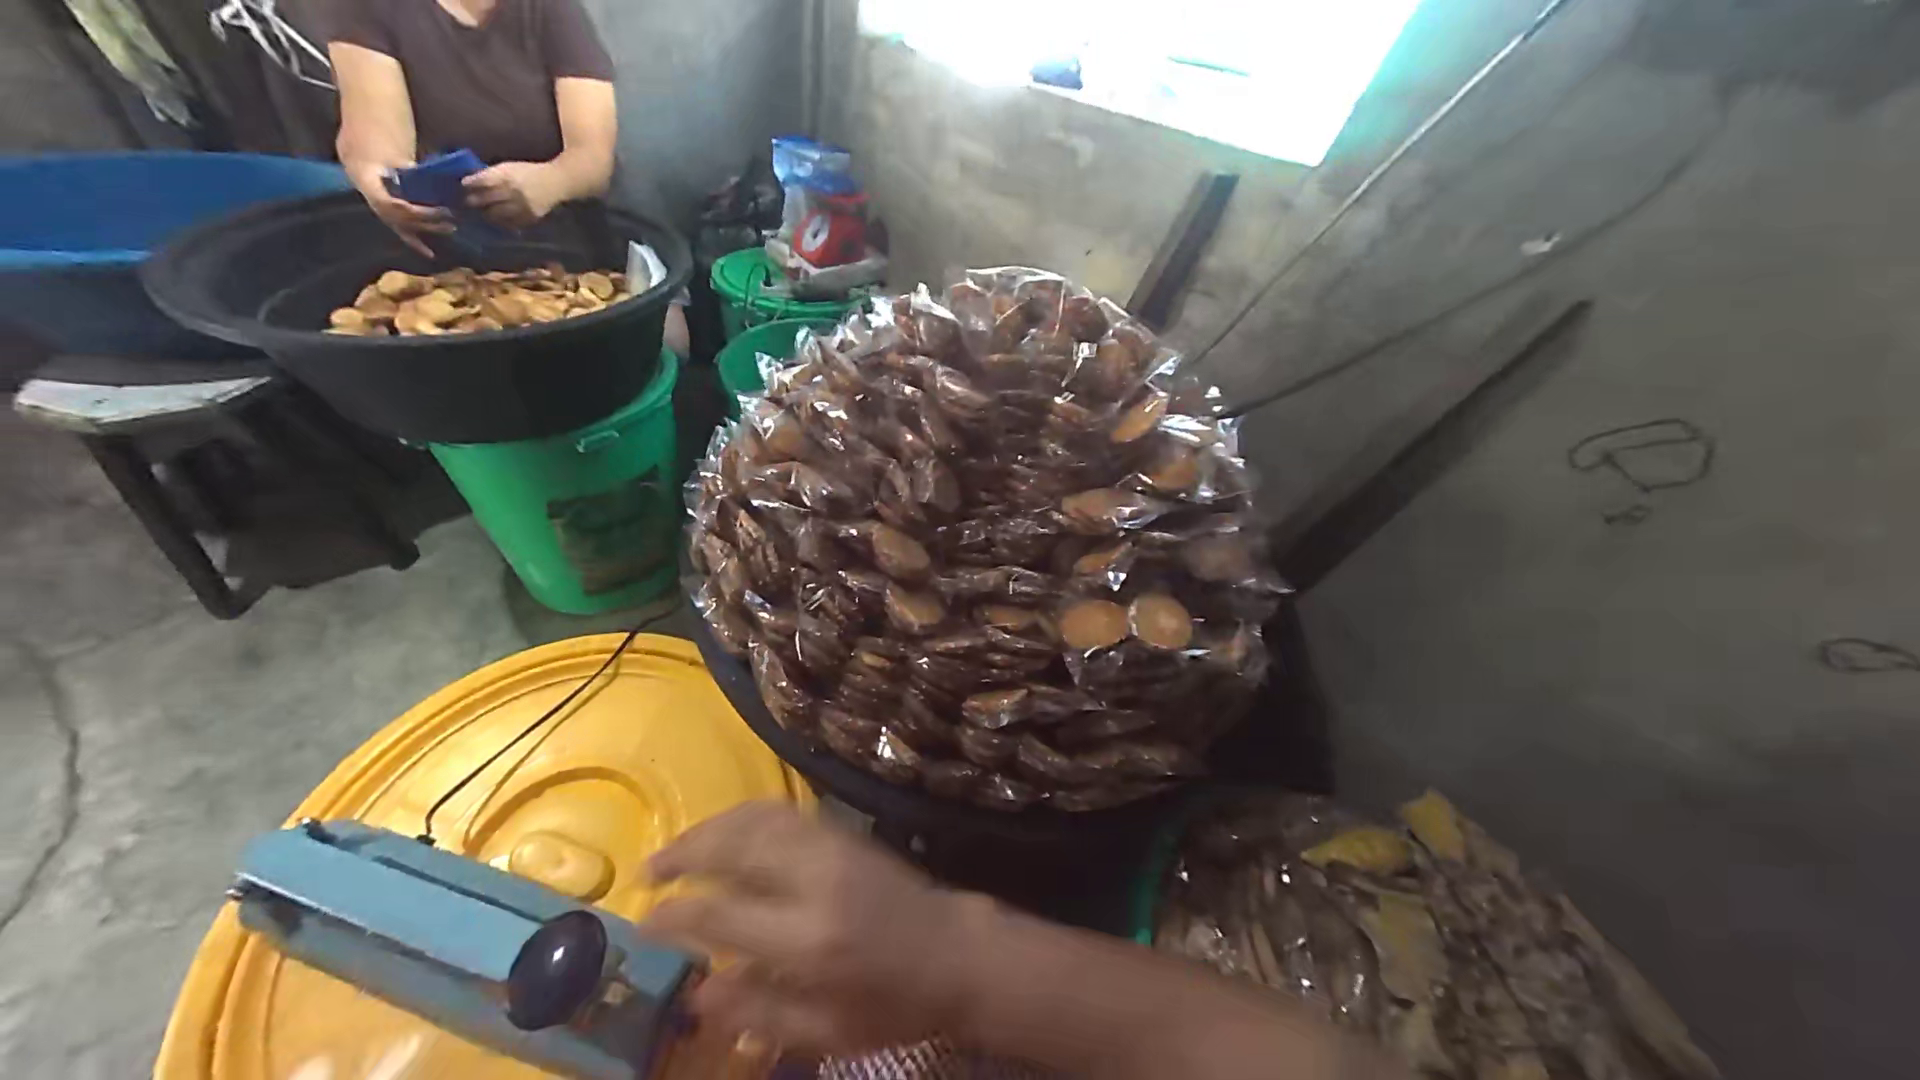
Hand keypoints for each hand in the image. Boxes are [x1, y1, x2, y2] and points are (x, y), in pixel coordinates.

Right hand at [348, 161, 451, 257]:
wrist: (364, 164)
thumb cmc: (380, 157)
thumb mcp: (391, 157)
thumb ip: (407, 168)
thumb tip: (430, 176)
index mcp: (368, 184)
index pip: (389, 202)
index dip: (410, 209)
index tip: (432, 209)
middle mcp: (374, 203)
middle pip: (401, 216)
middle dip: (426, 218)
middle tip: (449, 215)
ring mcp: (382, 214)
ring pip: (405, 227)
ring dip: (429, 229)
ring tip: (451, 228)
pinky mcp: (391, 221)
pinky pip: (404, 235)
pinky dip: (418, 245)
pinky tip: (431, 255)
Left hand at [464, 161, 564, 228]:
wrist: (555, 183)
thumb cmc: (530, 172)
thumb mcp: (510, 168)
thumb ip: (494, 174)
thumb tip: (473, 181)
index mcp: (506, 175)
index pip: (483, 180)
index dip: (471, 183)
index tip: (463, 185)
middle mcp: (513, 191)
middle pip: (487, 199)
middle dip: (475, 201)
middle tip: (467, 202)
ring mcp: (522, 206)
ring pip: (498, 213)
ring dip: (488, 214)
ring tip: (483, 213)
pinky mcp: (531, 216)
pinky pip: (513, 222)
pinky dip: (504, 222)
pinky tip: (500, 221)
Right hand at [642, 803, 987, 1054]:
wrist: (953, 950)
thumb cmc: (890, 1004)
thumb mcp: (826, 1033)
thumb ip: (758, 1012)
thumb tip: (696, 993)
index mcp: (808, 939)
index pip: (723, 913)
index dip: (675, 914)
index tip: (644, 920)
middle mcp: (816, 880)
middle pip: (737, 847)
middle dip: (686, 852)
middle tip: (648, 869)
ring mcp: (832, 847)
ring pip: (759, 818)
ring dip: (711, 826)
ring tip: (677, 847)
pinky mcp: (844, 833)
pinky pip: (785, 811)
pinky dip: (747, 813)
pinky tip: (727, 828)